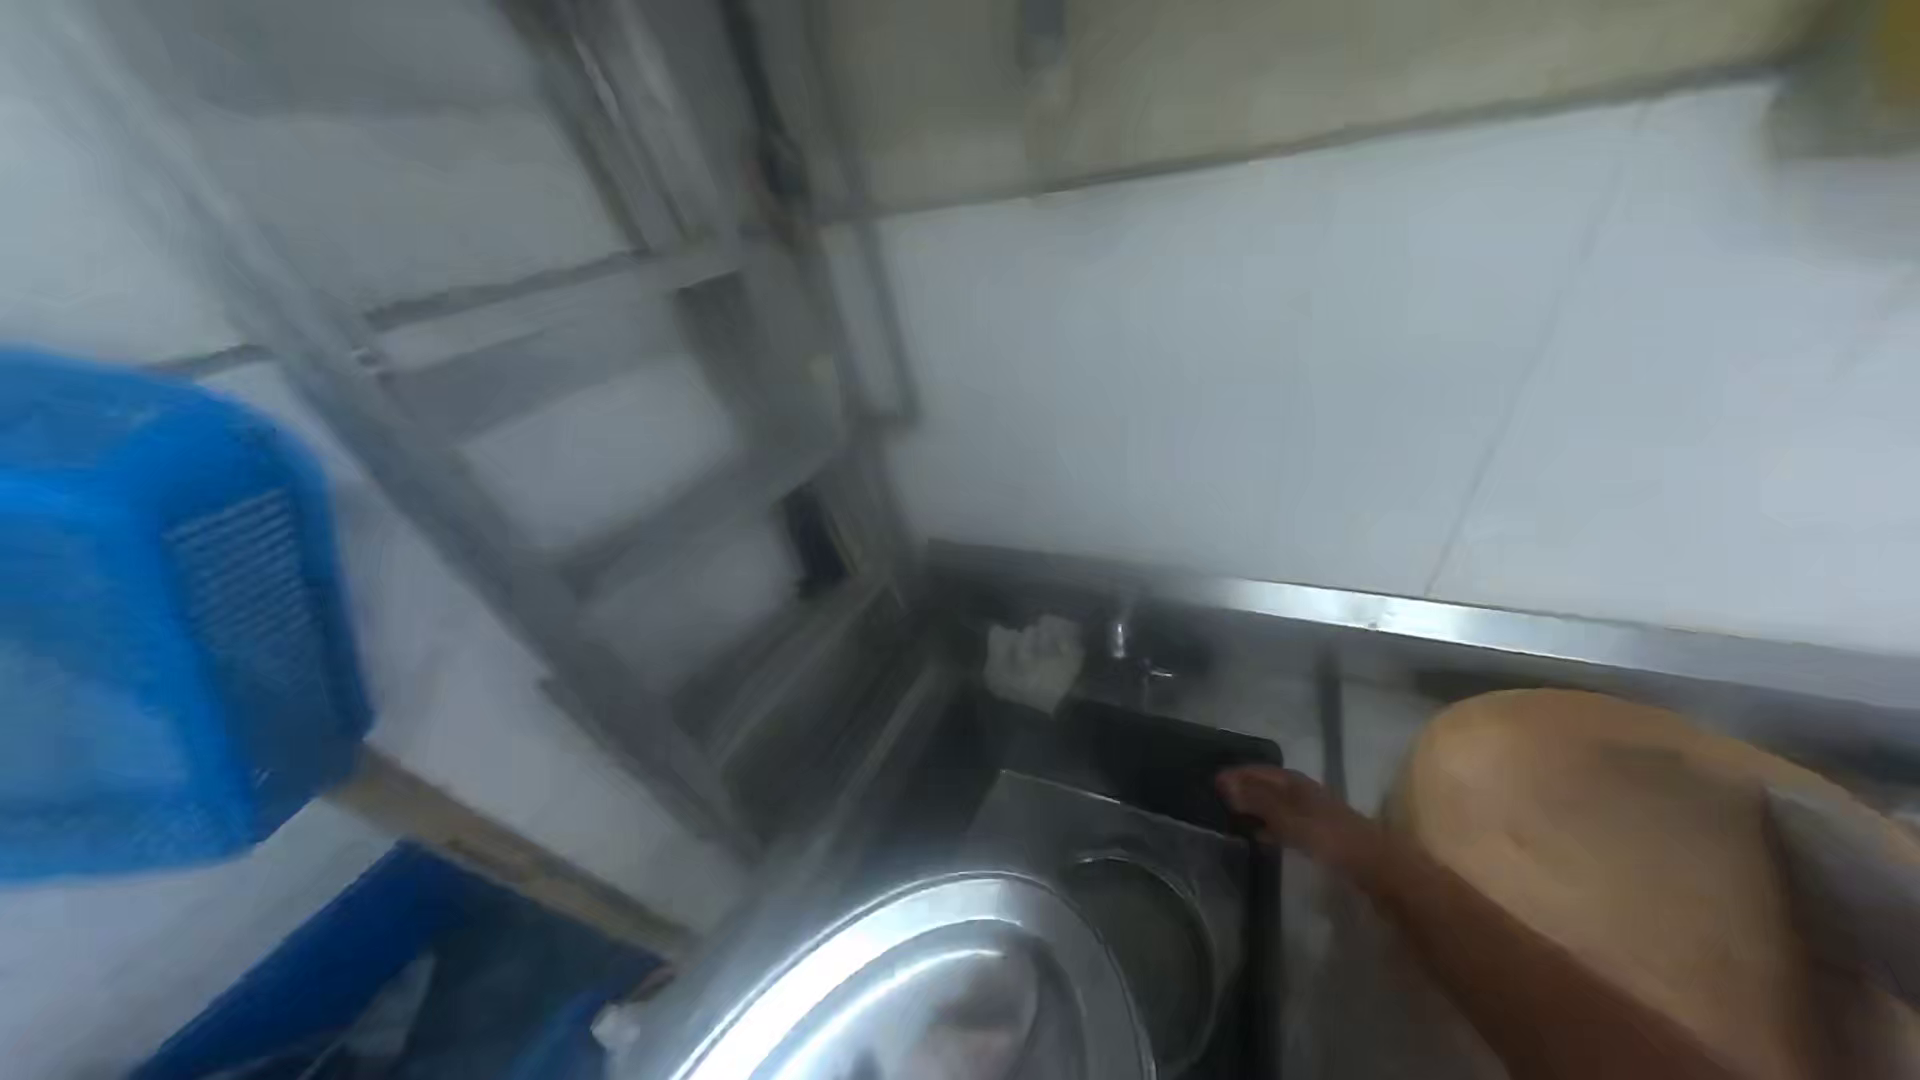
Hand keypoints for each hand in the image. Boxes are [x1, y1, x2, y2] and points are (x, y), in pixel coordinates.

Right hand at [1217, 766, 1386, 882]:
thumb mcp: (1289, 819)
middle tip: (1223, 795)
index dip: (1241, 773)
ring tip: (1238, 815)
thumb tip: (1224, 784)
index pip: (1264, 771)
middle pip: (1273, 786)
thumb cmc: (1332, 839)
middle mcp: (1308, 795)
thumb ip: (1258, 802)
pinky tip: (1264, 837)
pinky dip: (1272, 825)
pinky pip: (1289, 824)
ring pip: (1281, 805)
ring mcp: (1318, 816)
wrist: (1381, 870)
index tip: (1216, 779)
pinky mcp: (1326, 838)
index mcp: (1299, 785)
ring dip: (1260, 807)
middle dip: (1248, 787)